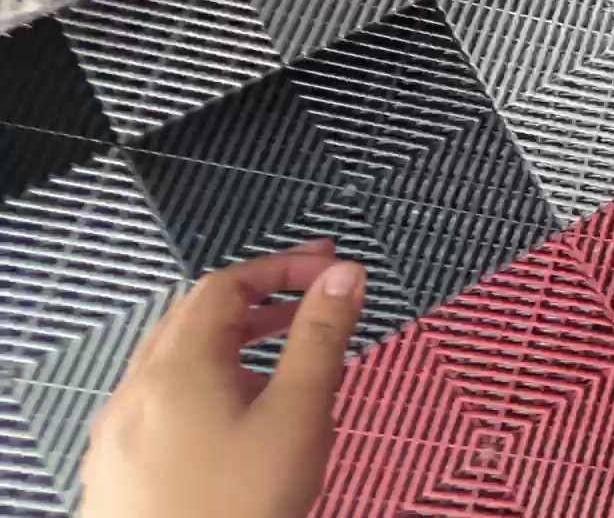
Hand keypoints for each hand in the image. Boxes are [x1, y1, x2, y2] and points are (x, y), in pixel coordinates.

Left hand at [80, 241, 366, 517]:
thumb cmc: (243, 497)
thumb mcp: (300, 407)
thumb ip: (323, 332)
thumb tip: (345, 273)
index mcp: (177, 370)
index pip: (227, 285)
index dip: (285, 265)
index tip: (336, 269)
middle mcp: (137, 393)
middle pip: (198, 314)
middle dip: (266, 290)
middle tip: (322, 285)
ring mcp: (122, 433)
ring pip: (182, 355)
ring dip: (243, 330)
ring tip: (298, 339)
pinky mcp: (124, 465)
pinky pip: (171, 392)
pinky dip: (219, 368)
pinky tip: (253, 399)